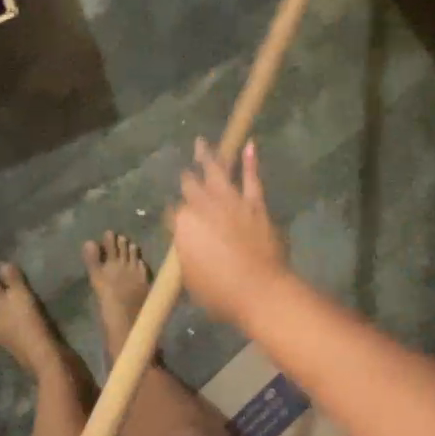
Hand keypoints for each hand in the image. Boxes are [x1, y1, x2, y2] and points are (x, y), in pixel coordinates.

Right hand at [173, 138, 291, 325]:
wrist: (259, 290)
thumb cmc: (220, 292)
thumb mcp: (192, 277)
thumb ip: (189, 253)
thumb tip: (190, 243)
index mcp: (183, 224)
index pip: (174, 213)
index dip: (176, 215)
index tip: (175, 216)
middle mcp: (204, 206)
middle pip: (192, 186)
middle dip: (187, 178)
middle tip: (184, 169)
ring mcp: (231, 201)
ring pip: (217, 172)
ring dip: (209, 156)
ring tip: (202, 142)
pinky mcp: (255, 204)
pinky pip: (252, 179)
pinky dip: (250, 161)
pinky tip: (249, 145)